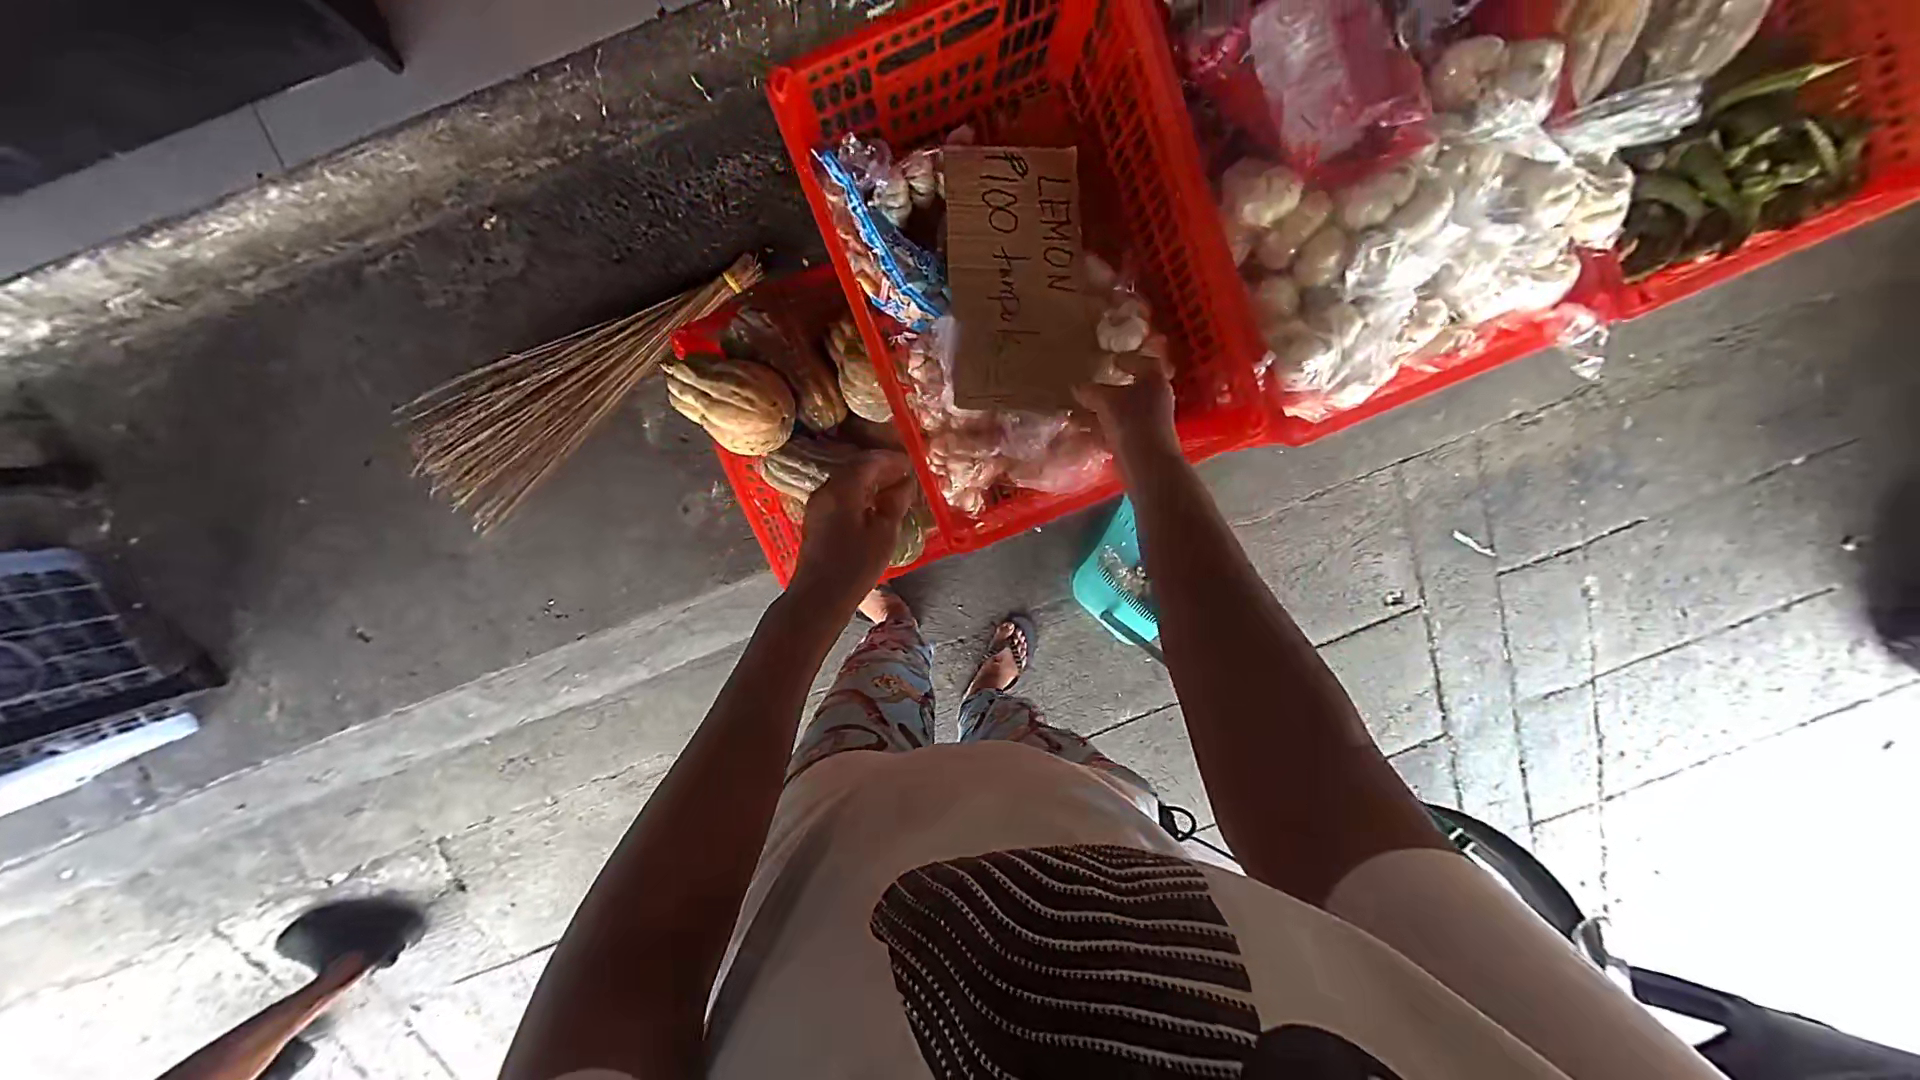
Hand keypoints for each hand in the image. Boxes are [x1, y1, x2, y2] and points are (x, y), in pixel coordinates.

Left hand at [790, 450, 915, 609]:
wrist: (819, 597)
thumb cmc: (855, 566)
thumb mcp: (884, 533)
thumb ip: (895, 503)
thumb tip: (905, 484)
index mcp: (842, 489)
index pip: (869, 462)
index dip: (892, 461)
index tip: (911, 464)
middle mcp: (826, 490)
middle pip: (856, 468)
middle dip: (882, 469)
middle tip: (905, 476)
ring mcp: (819, 505)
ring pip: (848, 482)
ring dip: (871, 482)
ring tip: (894, 491)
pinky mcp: (818, 519)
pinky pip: (841, 496)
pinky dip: (861, 494)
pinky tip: (875, 507)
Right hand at [1074, 348, 1179, 463]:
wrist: (1147, 463)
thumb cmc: (1130, 421)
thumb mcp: (1105, 401)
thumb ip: (1090, 392)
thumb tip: (1077, 387)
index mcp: (1153, 380)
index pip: (1142, 362)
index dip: (1126, 359)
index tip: (1111, 360)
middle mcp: (1155, 398)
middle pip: (1131, 388)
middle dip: (1109, 389)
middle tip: (1090, 386)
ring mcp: (1149, 421)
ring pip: (1122, 411)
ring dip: (1101, 411)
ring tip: (1077, 411)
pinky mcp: (1140, 442)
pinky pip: (1118, 430)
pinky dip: (1101, 429)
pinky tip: (1082, 433)